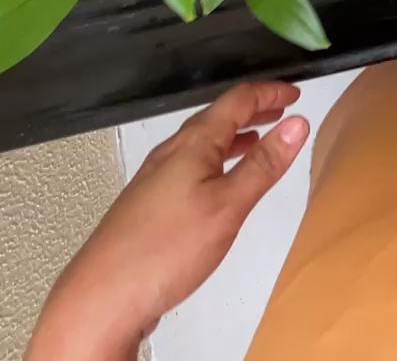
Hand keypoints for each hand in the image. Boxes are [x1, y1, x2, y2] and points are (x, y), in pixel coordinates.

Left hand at [26, 82, 309, 360]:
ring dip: (234, 134)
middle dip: (253, 110)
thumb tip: (298, 123)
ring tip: (258, 139)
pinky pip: (189, 164)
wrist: (98, 303)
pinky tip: (219, 182)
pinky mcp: (146, 204)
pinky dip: (215, 158)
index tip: (296, 92)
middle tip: (281, 109)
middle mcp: (171, 153)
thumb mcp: (229, 205)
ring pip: (201, 142)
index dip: (269, 92)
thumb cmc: (166, 249)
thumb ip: (264, 163)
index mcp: (193, 144)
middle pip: (217, 116)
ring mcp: (155, 179)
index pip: (237, 101)